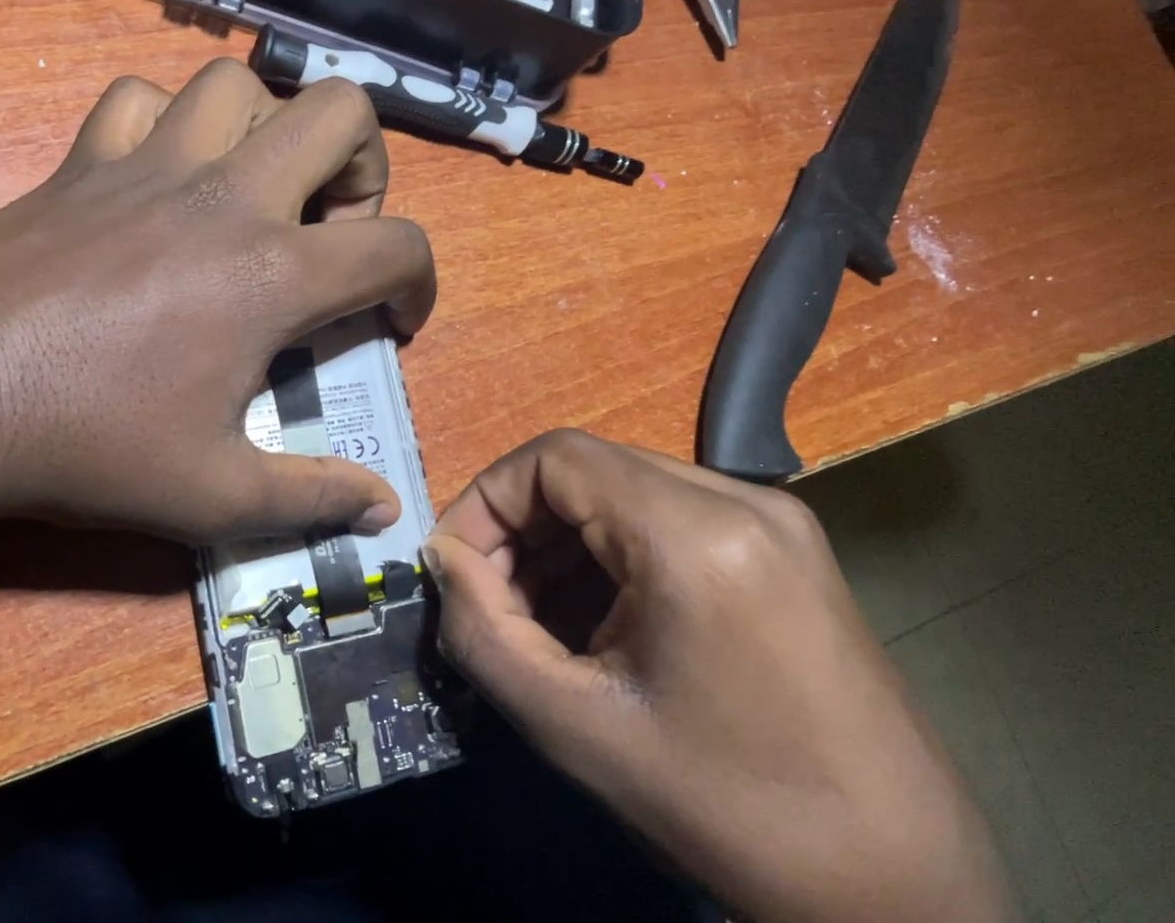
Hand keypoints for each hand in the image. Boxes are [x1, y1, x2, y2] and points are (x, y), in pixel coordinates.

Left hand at [0, 57, 433, 569]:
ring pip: (236, 85)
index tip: (392, 320)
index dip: (418, 283)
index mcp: (271, 273)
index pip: (397, 246)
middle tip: (331, 232)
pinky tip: (155, 183)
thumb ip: (311, 499)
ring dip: (265, 130)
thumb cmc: (84, 446)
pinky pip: (138, 101)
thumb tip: (384, 508)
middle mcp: (223, 196)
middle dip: (364, 166)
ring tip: (249, 198)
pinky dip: (165, 125)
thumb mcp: (213, 496)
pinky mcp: (79, 162)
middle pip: (340, 110)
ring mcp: (146, 165)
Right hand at [423, 430, 1012, 922]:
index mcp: (695, 534)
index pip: (554, 458)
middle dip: (519, 529)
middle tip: (490, 604)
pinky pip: (668, 525)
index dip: (484, 501)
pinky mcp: (789, 558)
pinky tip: (598, 627)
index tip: (454, 569)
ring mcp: (778, 527)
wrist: (894, 888)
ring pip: (625, 495)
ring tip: (538, 624)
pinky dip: (610, 559)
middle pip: (589, 471)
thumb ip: (480, 629)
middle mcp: (744, 503)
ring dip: (561, 546)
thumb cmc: (722, 806)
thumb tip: (443, 560)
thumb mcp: (570, 723)